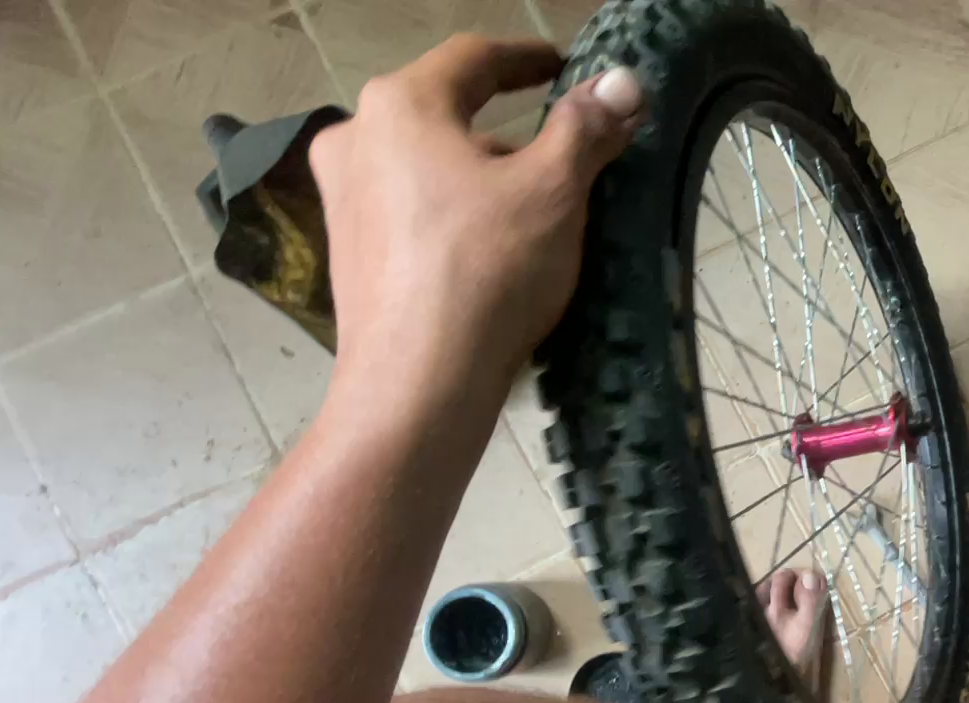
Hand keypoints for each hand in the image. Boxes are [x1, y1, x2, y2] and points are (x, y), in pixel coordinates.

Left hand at [309, 35, 643, 420]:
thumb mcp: (553, 193)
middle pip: (449, 122)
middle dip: (508, 141)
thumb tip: (624, 82)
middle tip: (558, 172)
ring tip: (528, 227)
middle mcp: (356, 138)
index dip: (526, 59)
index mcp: (402, 105)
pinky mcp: (349, 253)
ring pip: (429, 173)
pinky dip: (455, 223)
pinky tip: (487, 262)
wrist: (422, 376)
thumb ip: (585, 131)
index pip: (473, 60)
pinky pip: (414, 218)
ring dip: (480, 185)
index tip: (561, 67)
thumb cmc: (490, 269)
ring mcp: (344, 198)